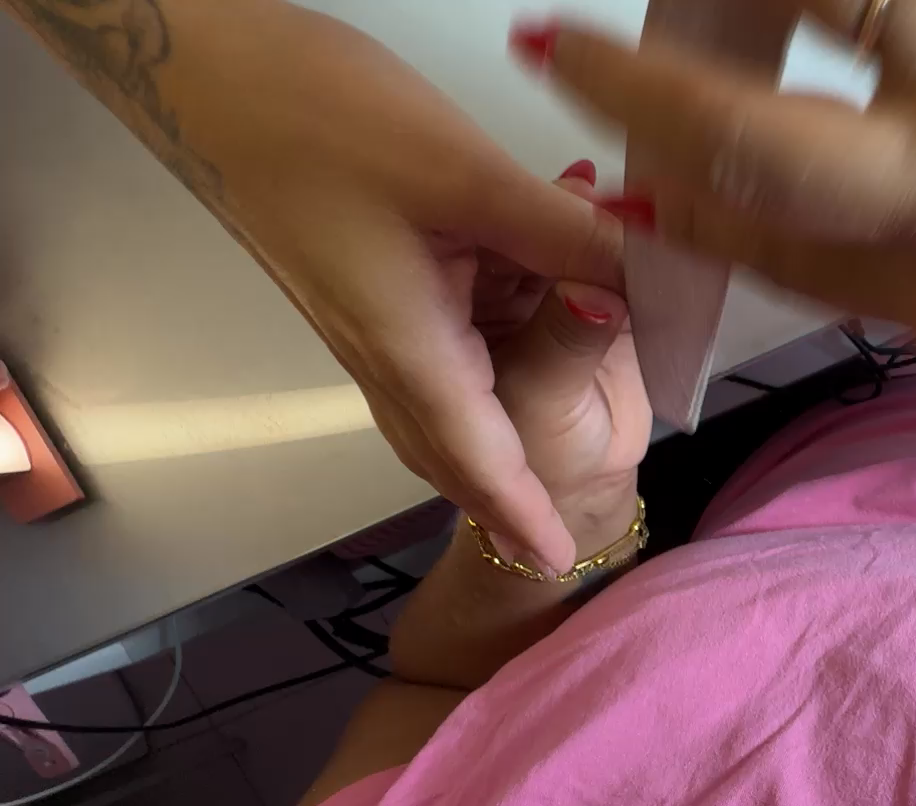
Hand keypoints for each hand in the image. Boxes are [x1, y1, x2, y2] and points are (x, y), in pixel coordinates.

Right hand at [161, 1, 625, 569]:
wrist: (198, 63)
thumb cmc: (319, 114)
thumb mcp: (471, 182)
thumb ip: (567, 244)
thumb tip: (640, 287)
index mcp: (408, 346)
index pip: (478, 457)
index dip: (519, 511)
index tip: (554, 557)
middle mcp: (387, 353)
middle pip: (459, 451)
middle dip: (506, 496)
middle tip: (548, 536)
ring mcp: (378, 327)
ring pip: (456, 407)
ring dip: (502, 441)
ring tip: (545, 477)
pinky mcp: (380, 293)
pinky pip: (452, 354)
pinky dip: (499, 365)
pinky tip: (531, 342)